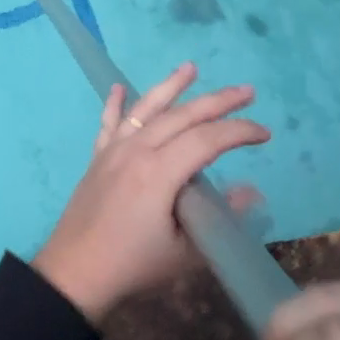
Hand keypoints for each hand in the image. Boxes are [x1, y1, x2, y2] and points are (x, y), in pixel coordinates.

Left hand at [31, 62, 269, 323]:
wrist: (74, 271)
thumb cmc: (133, 265)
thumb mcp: (186, 251)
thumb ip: (219, 217)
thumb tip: (251, 192)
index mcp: (159, 172)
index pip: (207, 140)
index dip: (238, 131)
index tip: (264, 133)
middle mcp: (136, 151)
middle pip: (180, 116)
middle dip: (216, 102)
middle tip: (247, 92)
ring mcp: (113, 151)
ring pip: (144, 109)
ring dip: (169, 87)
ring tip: (190, 67)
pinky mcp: (97, 159)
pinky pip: (109, 123)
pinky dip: (115, 104)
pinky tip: (119, 87)